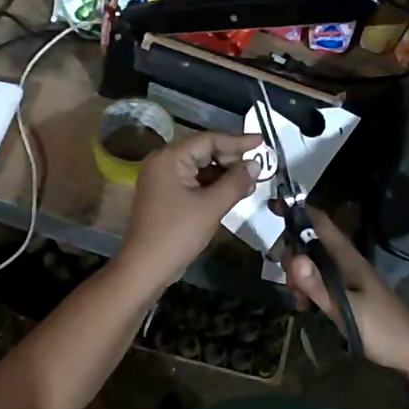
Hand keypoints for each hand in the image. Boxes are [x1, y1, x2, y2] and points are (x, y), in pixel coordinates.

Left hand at [116, 131, 261, 287]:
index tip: (261, 142)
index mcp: (169, 158)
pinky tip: (234, 191)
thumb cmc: (177, 233)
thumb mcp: (211, 206)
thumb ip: (235, 182)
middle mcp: (163, 163)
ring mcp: (163, 180)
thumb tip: (255, 165)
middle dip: (232, 158)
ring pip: (200, 167)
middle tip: (258, 166)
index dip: (237, 141)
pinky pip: (194, 182)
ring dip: (225, 173)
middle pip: (203, 151)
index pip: (208, 140)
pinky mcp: (166, 196)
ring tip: (251, 180)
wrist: (146, 268)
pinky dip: (214, 185)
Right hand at [283, 209, 408, 376]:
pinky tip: (307, 307)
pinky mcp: (349, 291)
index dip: (298, 212)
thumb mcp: (345, 310)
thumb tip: (292, 257)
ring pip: (314, 263)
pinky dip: (309, 288)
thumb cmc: (381, 329)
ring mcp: (348, 276)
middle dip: (293, 256)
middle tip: (289, 283)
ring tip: (300, 302)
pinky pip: (322, 280)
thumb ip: (317, 286)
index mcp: (349, 258)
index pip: (321, 223)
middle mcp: (347, 261)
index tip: (272, 207)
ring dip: (300, 277)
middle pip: (312, 243)